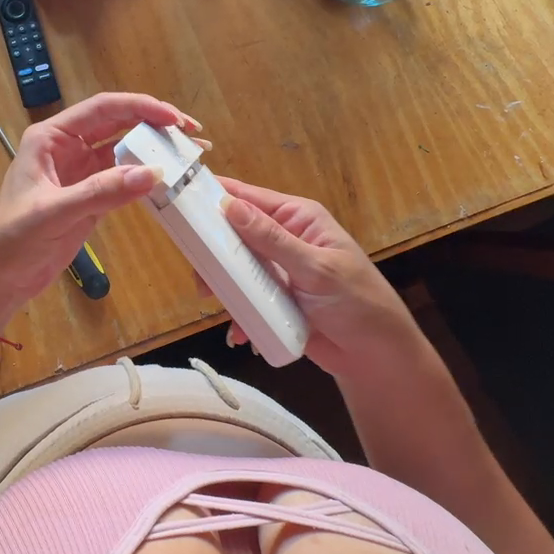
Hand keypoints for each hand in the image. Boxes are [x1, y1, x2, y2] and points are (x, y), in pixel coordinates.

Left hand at [0, 93, 199, 334]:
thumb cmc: (11, 239)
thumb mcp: (52, 213)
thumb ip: (100, 192)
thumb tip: (153, 173)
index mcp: (51, 138)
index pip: (102, 109)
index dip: (140, 108)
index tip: (174, 119)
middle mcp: (67, 148)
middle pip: (118, 124)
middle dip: (155, 125)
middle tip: (194, 135)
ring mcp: (80, 173)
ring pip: (125, 152)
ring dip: (155, 151)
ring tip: (192, 155)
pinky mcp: (90, 198)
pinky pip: (124, 180)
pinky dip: (147, 179)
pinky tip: (171, 181)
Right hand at [211, 177, 415, 379]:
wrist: (375, 357)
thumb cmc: (358, 303)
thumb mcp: (316, 268)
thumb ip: (272, 240)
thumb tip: (230, 205)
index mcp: (297, 217)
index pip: (248, 197)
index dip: (214, 196)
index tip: (178, 200)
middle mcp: (283, 238)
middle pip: (233, 233)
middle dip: (212, 252)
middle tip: (198, 272)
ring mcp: (276, 269)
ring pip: (233, 267)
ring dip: (222, 286)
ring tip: (215, 304)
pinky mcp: (272, 298)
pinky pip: (242, 297)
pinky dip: (237, 312)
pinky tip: (239, 331)